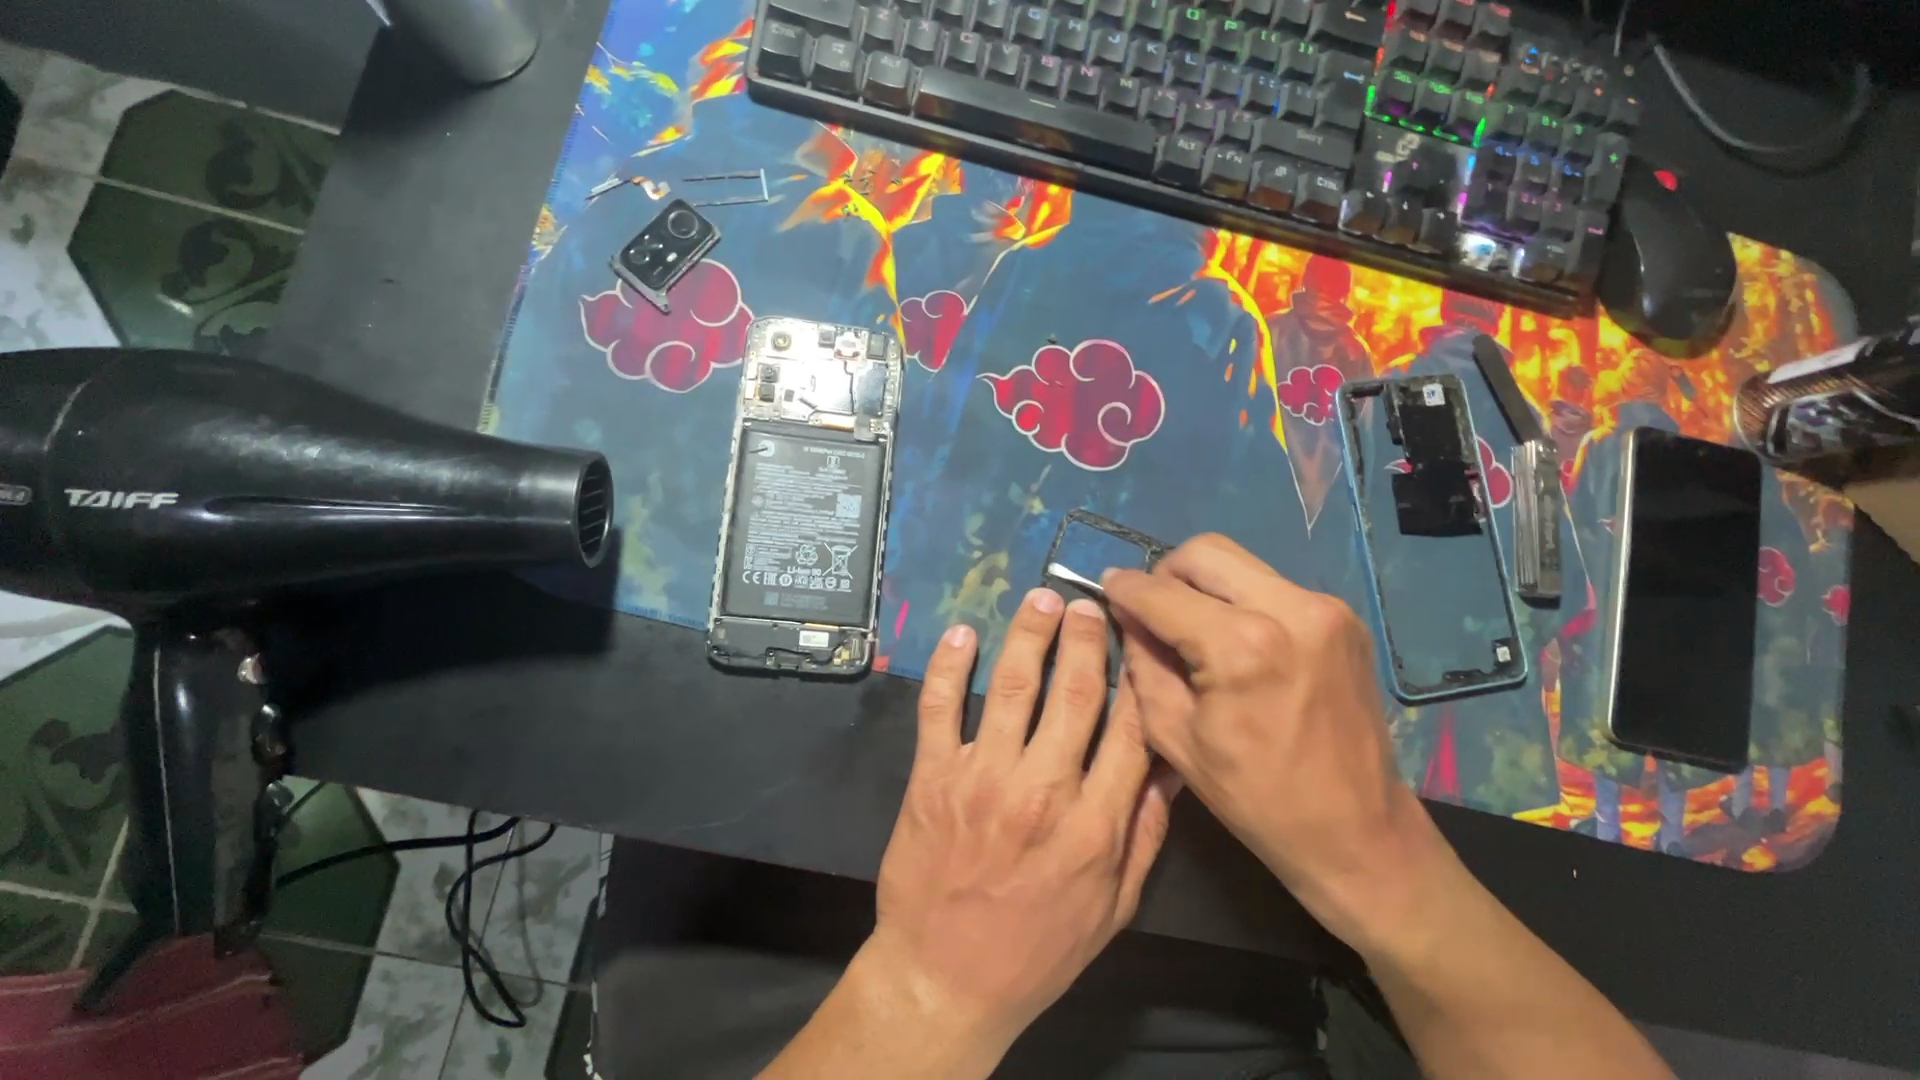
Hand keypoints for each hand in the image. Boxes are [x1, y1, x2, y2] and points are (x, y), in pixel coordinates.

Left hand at [865, 587, 1180, 1055]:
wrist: (946, 979)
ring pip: (1012, 688)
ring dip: (1028, 636)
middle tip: (1090, 602)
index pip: (1130, 731)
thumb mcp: (1113, 909)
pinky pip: (939, 709)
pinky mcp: (932, 778)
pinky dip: (949, 667)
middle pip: (1074, 695)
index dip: (1138, 678)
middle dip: (1086, 640)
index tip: (1141, 642)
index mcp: (1095, 825)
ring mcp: (982, 778)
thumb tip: (1173, 770)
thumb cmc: (1039, 950)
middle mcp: (1043, 790)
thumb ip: (1145, 836)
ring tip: (1041, 598)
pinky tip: (963, 633)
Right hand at [1103, 534, 1442, 953]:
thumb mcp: (1174, 736)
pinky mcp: (1344, 619)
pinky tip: (1235, 641)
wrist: (1356, 829)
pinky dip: (1242, 601)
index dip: (1126, 589)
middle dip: (1167, 573)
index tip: (1107, 588)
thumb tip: (1130, 617)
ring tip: (1192, 627)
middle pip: (1205, 552)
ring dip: (1205, 585)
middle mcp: (1288, 609)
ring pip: (1242, 564)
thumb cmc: (1255, 796)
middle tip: (1153, 609)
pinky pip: (1273, 586)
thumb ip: (1144, 664)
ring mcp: (1324, 609)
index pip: (1162, 592)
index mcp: (1240, 646)